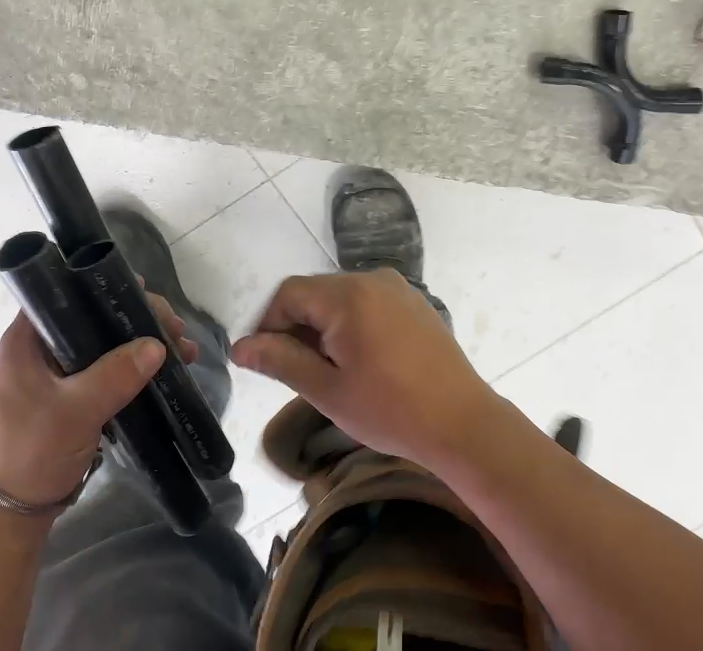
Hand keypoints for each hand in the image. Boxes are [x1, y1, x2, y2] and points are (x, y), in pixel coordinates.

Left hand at [0, 292, 196, 506]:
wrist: (11, 512)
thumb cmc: (30, 452)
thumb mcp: (74, 412)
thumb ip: (115, 376)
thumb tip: (158, 345)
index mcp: (29, 337)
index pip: (69, 291)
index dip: (109, 287)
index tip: (147, 297)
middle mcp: (43, 345)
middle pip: (96, 315)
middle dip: (140, 318)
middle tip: (177, 330)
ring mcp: (59, 370)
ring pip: (108, 341)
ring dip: (145, 343)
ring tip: (184, 351)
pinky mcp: (74, 392)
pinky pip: (110, 367)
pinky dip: (138, 366)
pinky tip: (168, 370)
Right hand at [232, 270, 502, 469]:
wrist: (462, 423)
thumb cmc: (390, 410)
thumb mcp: (327, 390)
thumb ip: (281, 361)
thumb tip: (240, 347)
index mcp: (349, 295)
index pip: (289, 293)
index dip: (268, 324)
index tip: (265, 362)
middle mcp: (374, 279)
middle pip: (316, 292)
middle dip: (297, 327)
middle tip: (296, 373)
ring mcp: (399, 290)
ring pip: (342, 298)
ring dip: (324, 328)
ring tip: (327, 372)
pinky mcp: (415, 305)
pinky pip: (369, 304)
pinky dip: (353, 326)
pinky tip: (360, 363)